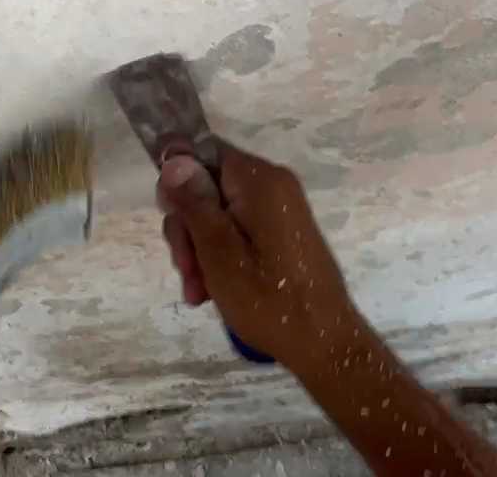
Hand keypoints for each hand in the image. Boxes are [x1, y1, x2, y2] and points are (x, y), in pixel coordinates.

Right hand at [157, 139, 356, 376]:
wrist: (326, 347)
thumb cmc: (270, 300)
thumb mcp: (218, 251)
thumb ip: (193, 202)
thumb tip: (172, 158)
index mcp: (259, 180)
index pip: (202, 150)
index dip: (177, 179)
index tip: (169, 216)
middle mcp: (270, 183)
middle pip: (206, 185)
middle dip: (188, 227)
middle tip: (185, 269)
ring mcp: (277, 207)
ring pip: (216, 210)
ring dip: (199, 248)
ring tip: (198, 291)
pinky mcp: (280, 229)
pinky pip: (235, 227)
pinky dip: (220, 253)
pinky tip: (210, 289)